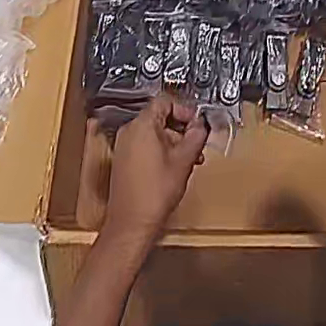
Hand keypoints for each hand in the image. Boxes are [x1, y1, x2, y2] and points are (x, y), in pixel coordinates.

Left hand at [99, 94, 207, 242]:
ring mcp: (124, 147)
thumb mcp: (184, 159)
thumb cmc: (154, 194)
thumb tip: (201, 125)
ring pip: (153, 133)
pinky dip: (161, 150)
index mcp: (142, 126)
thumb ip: (196, 135)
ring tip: (189, 157)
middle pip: (159, 117)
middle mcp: (129, 133)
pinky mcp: (124, 161)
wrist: (132, 224)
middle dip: (181, 128)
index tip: (196, 122)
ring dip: (174, 140)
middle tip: (196, 140)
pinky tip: (175, 167)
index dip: (185, 110)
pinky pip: (145, 145)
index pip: (165, 102)